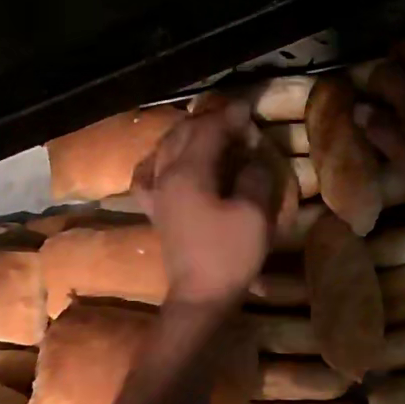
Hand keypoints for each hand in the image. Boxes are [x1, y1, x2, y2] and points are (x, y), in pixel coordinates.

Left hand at [132, 103, 278, 307]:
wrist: (201, 295)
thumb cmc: (229, 254)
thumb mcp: (253, 213)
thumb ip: (254, 176)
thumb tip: (252, 158)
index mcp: (188, 172)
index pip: (208, 131)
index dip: (230, 116)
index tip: (249, 108)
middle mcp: (165, 175)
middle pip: (183, 134)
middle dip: (209, 121)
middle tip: (235, 120)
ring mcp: (157, 193)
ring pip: (166, 149)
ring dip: (188, 135)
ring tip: (209, 134)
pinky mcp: (156, 210)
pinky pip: (150, 173)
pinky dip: (162, 159)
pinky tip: (170, 161)